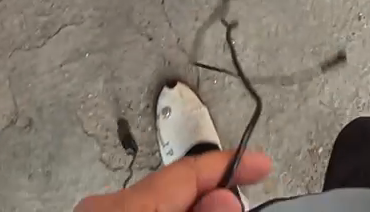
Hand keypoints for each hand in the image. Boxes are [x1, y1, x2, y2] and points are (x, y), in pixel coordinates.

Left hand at [74, 149, 272, 211]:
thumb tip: (226, 198)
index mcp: (121, 204)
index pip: (186, 171)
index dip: (229, 164)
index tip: (264, 163)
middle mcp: (105, 204)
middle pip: (174, 187)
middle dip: (214, 190)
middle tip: (249, 197)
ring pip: (159, 203)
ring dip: (193, 207)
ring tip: (224, 209)